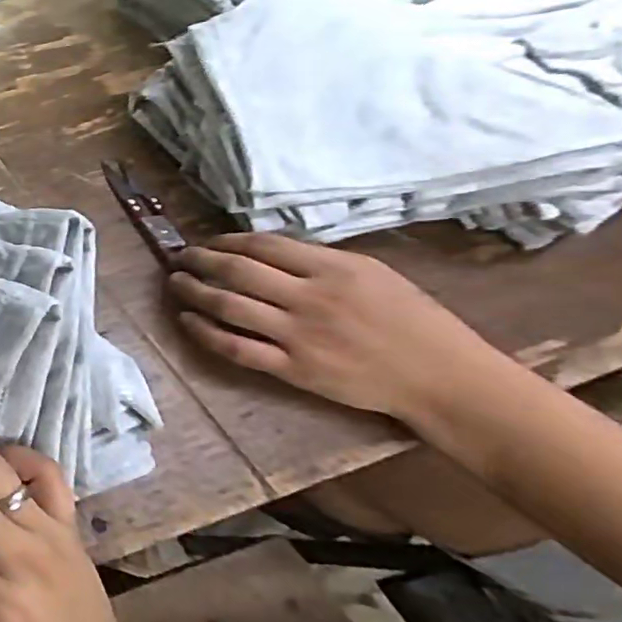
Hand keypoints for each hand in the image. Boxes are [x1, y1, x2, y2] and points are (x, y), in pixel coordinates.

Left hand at [169, 233, 514, 423]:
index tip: (208, 242)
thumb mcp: (373, 273)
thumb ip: (318, 260)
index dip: (224, 241)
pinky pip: (235, 348)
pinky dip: (204, 332)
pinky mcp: (293, 369)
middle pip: (235, 271)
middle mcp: (310, 299)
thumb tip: (264, 250)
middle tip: (179, 257)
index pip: (261, 246)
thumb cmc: (414, 320)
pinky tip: (186, 320)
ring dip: (192, 291)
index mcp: (332, 270)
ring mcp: (298, 336)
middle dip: (198, 260)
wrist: (445, 380)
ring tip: (175, 282)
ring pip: (227, 306)